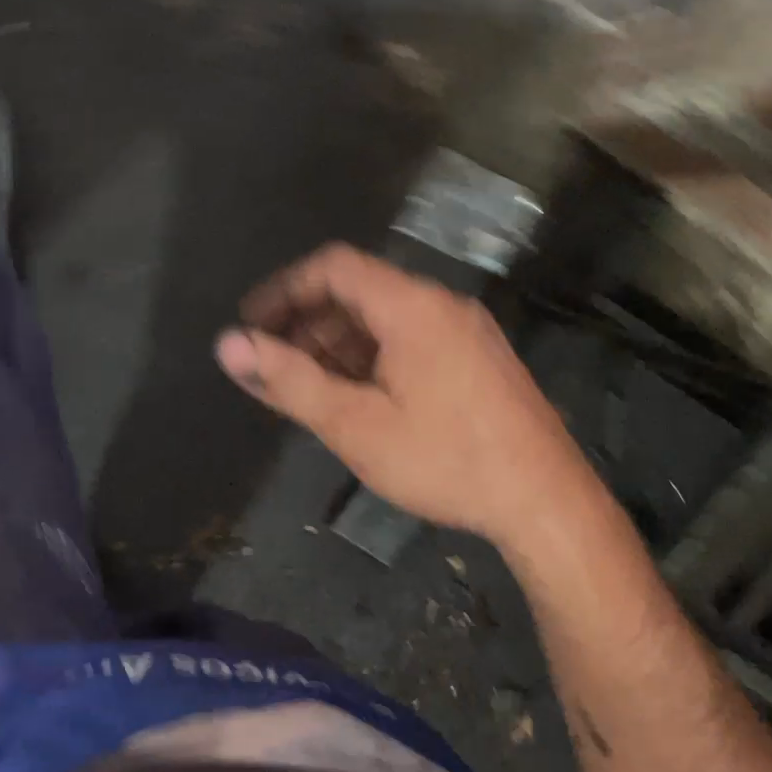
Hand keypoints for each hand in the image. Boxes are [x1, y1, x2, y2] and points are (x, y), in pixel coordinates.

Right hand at [213, 243, 596, 546]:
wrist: (544, 502)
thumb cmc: (442, 459)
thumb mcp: (352, 423)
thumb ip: (288, 380)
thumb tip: (226, 345)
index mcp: (412, 309)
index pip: (333, 268)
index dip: (282, 290)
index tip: (249, 327)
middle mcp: (439, 308)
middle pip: (354, 292)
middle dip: (301, 323)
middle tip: (267, 367)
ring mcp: (460, 334)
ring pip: (377, 320)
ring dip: (329, 345)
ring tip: (299, 390)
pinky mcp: (470, 361)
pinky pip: (402, 342)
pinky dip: (362, 360)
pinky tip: (345, 400)